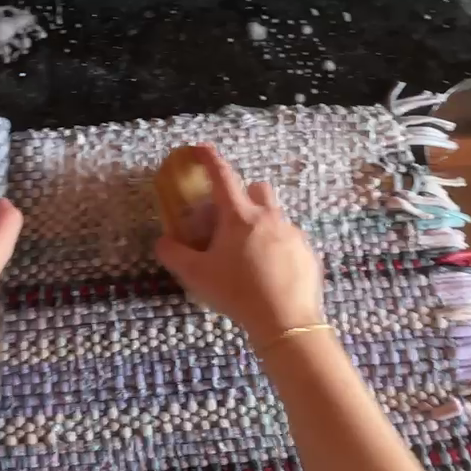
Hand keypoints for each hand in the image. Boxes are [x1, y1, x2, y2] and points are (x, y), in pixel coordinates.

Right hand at [152, 145, 325, 347]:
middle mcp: (269, 218)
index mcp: (239, 217)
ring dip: (260, 223)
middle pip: (258, 188)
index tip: (201, 148)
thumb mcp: (196, 275)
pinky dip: (277, 248)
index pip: (222, 177)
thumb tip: (162, 241)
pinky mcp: (308, 254)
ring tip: (248, 253)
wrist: (286, 321)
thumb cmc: (237, 293)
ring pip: (276, 215)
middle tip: (229, 219)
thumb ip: (174, 254)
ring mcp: (293, 235)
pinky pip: (290, 241)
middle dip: (243, 194)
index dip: (210, 159)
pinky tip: (268, 274)